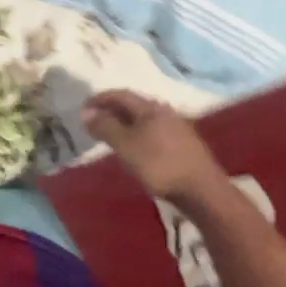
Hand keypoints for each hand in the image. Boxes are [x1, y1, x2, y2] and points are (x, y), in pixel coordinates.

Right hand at [83, 90, 227, 206]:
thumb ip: (105, 126)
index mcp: (150, 108)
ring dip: (124, 124)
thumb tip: (86, 112)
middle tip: (94, 122)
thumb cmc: (159, 164)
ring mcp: (177, 129)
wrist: (202, 191)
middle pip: (133, 106)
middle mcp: (165, 113)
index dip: (99, 99)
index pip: (120, 94)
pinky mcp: (183, 146)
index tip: (82, 108)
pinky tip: (134, 148)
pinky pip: (153, 133)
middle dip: (111, 111)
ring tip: (110, 136)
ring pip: (144, 120)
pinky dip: (137, 135)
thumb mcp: (125, 145)